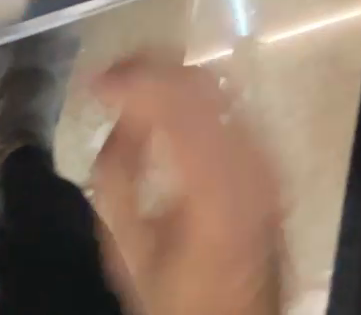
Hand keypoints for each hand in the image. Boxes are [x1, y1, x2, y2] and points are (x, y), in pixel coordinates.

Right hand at [91, 58, 284, 314]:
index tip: (93, 84)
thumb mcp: (128, 246)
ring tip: (130, 87)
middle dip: (144, 69)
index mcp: (213, 186)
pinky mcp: (267, 158)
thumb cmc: (178, 293)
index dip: (128, 80)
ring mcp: (264, 157)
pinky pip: (225, 103)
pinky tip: (164, 103)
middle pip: (194, 82)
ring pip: (212, 85)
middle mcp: (248, 161)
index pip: (170, 102)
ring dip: (167, 76)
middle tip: (107, 78)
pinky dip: (190, 92)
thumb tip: (116, 117)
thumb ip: (117, 174)